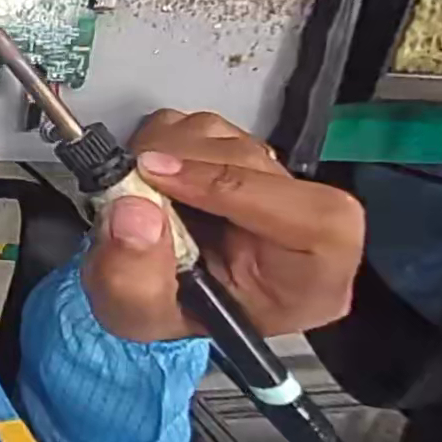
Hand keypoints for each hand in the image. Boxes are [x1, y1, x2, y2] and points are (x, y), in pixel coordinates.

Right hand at [82, 110, 364, 341]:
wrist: (143, 291)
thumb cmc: (154, 312)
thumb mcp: (132, 314)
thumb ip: (131, 276)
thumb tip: (134, 209)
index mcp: (303, 283)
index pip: (314, 219)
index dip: (236, 187)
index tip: (158, 176)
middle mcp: (300, 227)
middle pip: (258, 166)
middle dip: (181, 164)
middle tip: (127, 178)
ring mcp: (267, 184)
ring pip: (227, 138)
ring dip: (164, 150)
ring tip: (133, 183)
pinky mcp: (233, 157)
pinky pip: (200, 127)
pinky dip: (159, 140)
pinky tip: (145, 173)